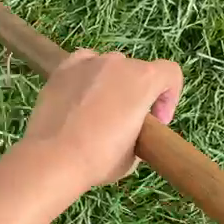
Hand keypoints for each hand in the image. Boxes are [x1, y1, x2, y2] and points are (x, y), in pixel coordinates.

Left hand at [15, 49, 182, 191]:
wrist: (53, 160)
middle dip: (136, 94)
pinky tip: (80, 98)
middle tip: (124, 121)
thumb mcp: (132, 156)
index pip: (170, 74)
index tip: (157, 121)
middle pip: (137, 72)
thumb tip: (129, 134)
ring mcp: (88, 63)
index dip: (169, 97)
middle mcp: (118, 63)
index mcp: (144, 79)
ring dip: (110, 85)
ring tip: (97, 113)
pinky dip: (85, 77)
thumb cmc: (98, 161)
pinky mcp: (62, 70)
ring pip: (108, 68)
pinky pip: (82, 65)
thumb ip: (139, 134)